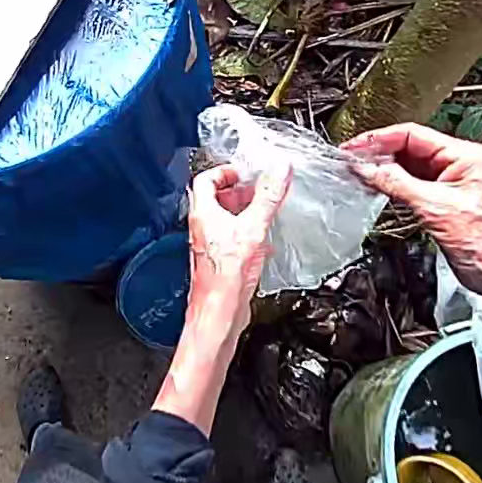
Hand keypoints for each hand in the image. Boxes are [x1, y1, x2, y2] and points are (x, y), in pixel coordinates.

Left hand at [185, 163, 292, 347]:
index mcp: (203, 214)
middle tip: (257, 191)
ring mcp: (209, 245)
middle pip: (215, 199)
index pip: (205, 180)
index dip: (224, 171)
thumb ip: (267, 198)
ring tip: (263, 212)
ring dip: (243, 213)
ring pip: (224, 220)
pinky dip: (246, 234)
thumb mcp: (252, 228)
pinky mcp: (219, 261)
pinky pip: (231, 239)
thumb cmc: (224, 276)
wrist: (218, 312)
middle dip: (238, 192)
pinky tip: (263, 242)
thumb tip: (279, 170)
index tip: (243, 172)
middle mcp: (202, 228)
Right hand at [342, 122, 481, 411]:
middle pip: (408, 148)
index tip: (355, 149)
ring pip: (409, 167)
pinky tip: (378, 188)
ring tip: (360, 174)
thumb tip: (369, 168)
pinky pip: (412, 185)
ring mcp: (452, 185)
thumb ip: (397, 183)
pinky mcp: (443, 203)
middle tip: (352, 161)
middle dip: (378, 154)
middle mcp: (460, 167)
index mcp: (467, 157)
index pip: (411, 135)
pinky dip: (392, 185)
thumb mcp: (435, 207)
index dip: (378, 140)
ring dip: (383, 170)